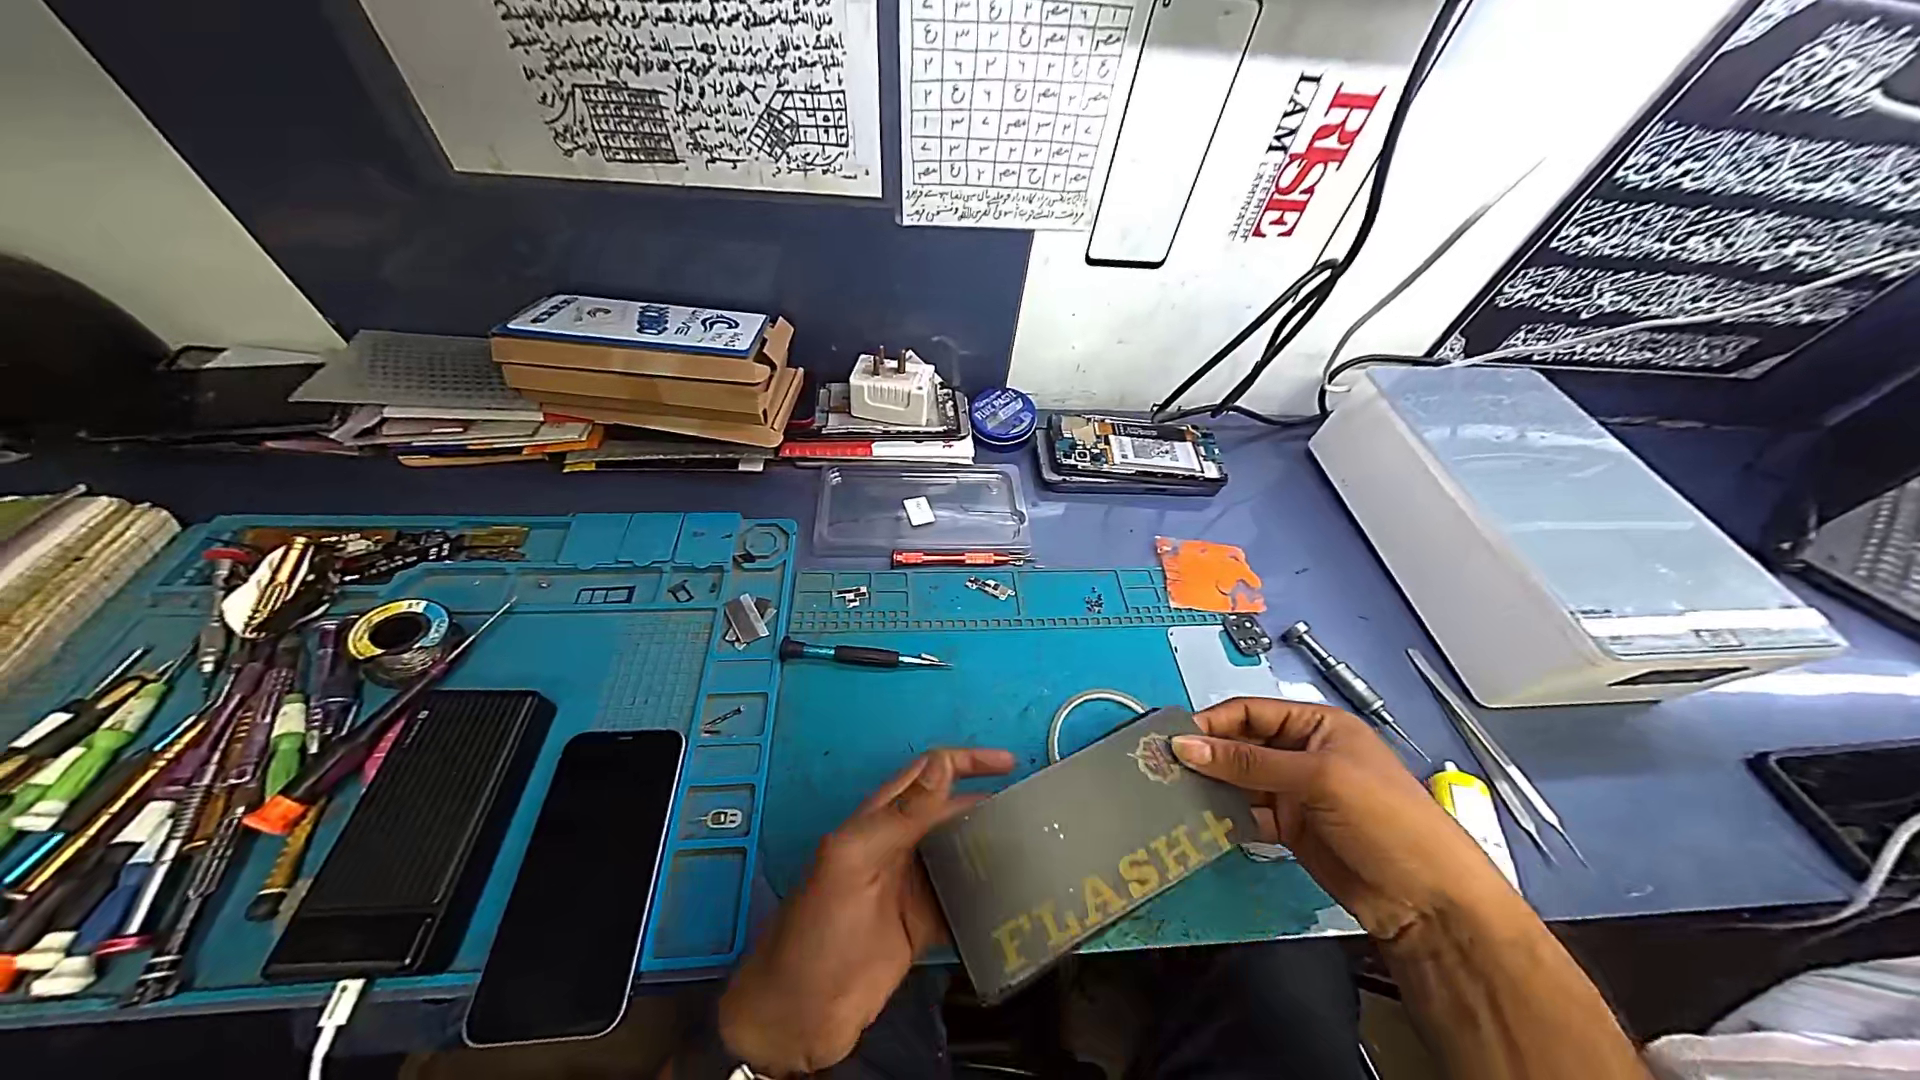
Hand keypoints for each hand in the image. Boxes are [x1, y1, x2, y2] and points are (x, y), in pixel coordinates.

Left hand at [717, 747, 1015, 1075]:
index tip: (1008, 764)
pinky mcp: (921, 924)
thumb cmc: (817, 932)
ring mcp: (911, 886)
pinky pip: (960, 897)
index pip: (928, 773)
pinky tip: (1011, 896)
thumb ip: (897, 815)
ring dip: (989, 844)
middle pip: (950, 810)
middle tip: (1030, 809)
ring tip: (1032, 847)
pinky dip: (985, 892)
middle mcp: (898, 845)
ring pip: (959, 850)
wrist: (797, 1017)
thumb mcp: (851, 863)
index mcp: (878, 821)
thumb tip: (942, 765)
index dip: (966, 761)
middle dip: (986, 801)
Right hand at [1170, 698, 1514, 941]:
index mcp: (1317, 725)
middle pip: (1241, 744)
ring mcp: (1295, 792)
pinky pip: (1247, 812)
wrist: (1429, 904)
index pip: (1250, 712)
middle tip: (1168, 767)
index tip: (1177, 739)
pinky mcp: (1290, 827)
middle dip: (1208, 754)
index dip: (1214, 723)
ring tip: (1178, 792)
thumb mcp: (1317, 778)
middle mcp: (1302, 753)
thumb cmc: (1386, 820)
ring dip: (1213, 785)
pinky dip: (1227, 815)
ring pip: (1239, 780)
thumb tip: (1186, 746)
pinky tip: (1206, 819)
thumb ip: (1247, 762)